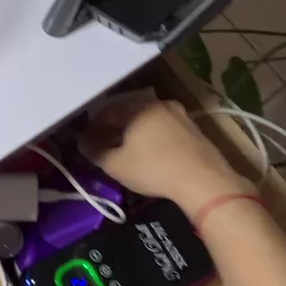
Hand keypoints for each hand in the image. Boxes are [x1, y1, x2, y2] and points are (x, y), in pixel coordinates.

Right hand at [79, 95, 255, 211]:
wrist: (203, 180)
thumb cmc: (153, 168)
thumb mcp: (115, 165)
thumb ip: (94, 152)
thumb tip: (82, 143)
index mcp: (138, 107)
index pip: (106, 112)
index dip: (92, 128)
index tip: (86, 143)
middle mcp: (159, 104)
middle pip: (128, 114)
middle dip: (113, 130)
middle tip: (103, 147)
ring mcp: (180, 115)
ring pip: (147, 121)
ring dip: (133, 134)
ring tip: (126, 152)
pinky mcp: (194, 129)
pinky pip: (164, 129)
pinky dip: (151, 138)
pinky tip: (149, 155)